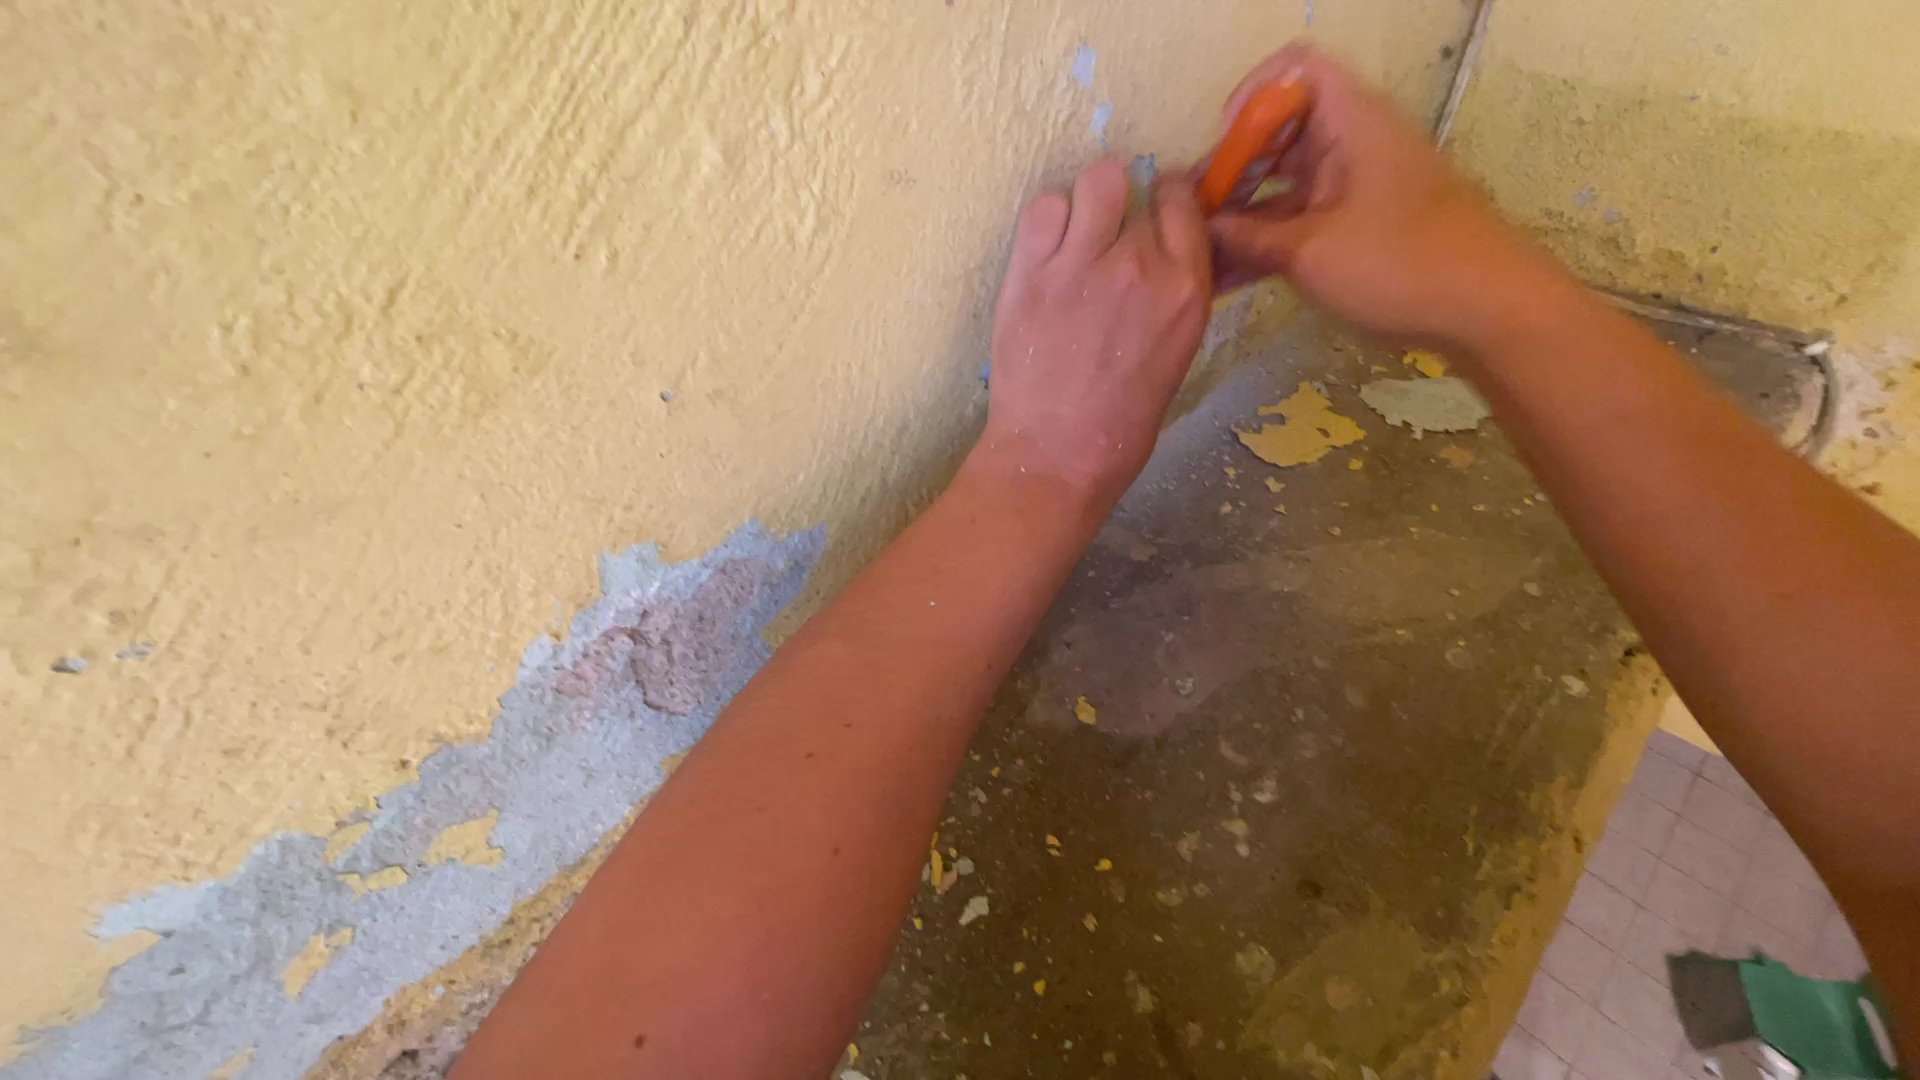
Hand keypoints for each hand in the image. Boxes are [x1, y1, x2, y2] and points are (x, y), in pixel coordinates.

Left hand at [979, 159, 1212, 507]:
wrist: (1056, 455)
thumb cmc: (1121, 424)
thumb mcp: (1174, 354)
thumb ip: (1175, 296)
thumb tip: (1170, 257)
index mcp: (1185, 290)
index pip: (1183, 204)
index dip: (1166, 201)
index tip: (1152, 211)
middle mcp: (1139, 266)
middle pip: (1137, 196)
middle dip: (1124, 217)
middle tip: (1105, 249)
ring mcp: (1081, 265)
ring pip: (1096, 182)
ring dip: (1089, 203)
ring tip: (1076, 240)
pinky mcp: (1031, 273)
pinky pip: (1043, 208)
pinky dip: (1047, 221)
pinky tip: (1045, 254)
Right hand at [1208, 44, 1573, 350]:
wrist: (1482, 308)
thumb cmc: (1397, 264)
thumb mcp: (1309, 252)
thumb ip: (1248, 238)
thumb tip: (1202, 229)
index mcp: (1350, 122)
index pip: (1295, 71)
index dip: (1251, 97)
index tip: (1221, 148)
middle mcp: (1350, 144)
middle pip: (1277, 134)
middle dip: (1230, 171)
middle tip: (1192, 215)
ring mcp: (1351, 188)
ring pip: (1282, 185)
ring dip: (1240, 217)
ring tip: (1198, 255)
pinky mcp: (1353, 226)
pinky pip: (1296, 221)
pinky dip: (1264, 242)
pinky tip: (1226, 279)